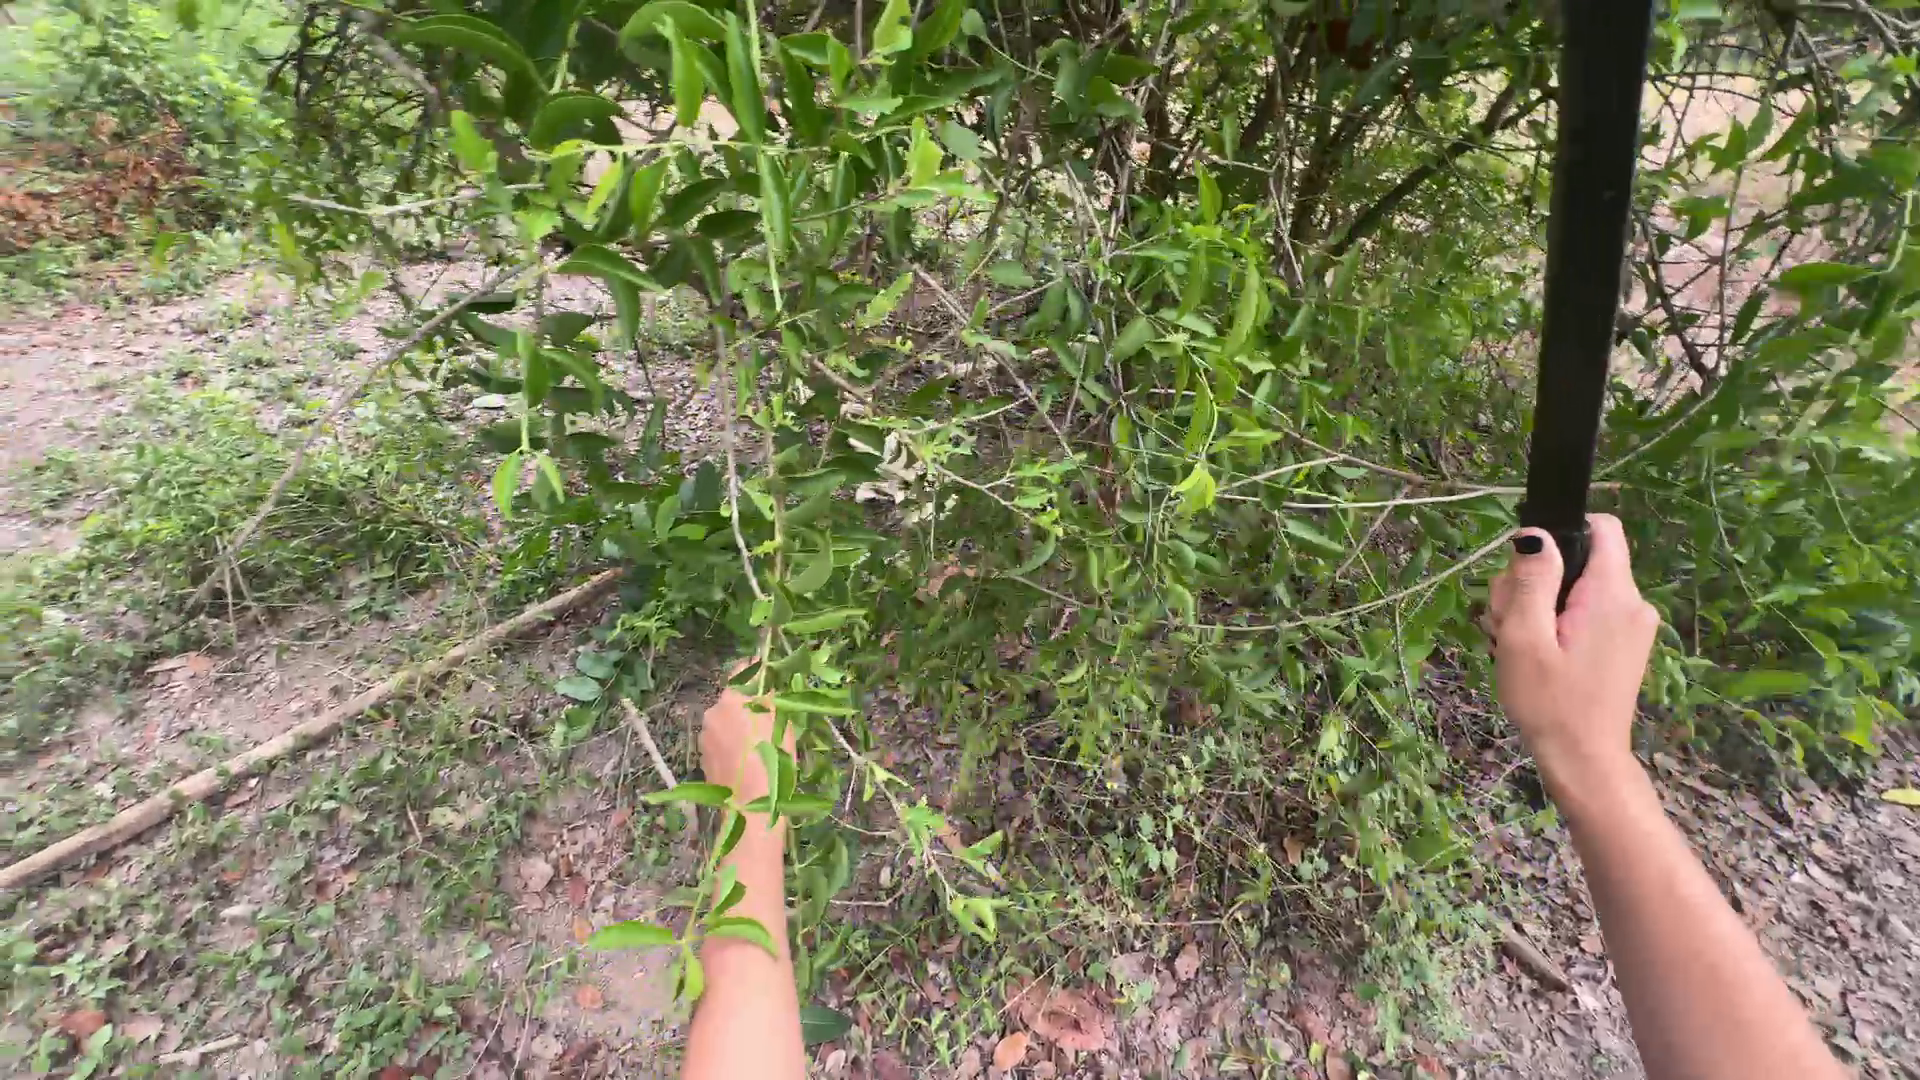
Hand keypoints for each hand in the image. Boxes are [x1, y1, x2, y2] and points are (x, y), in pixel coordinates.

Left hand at [699, 674, 788, 806]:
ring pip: (725, 723)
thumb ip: (772, 697)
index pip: (740, 673)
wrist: (752, 805)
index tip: (768, 673)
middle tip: (770, 714)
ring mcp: (705, 739)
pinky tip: (747, 759)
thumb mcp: (781, 722)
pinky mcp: (704, 761)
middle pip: (732, 700)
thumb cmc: (772, 757)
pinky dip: (732, 745)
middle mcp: (712, 715)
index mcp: (730, 700)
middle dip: (749, 703)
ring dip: (739, 726)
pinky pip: (720, 743)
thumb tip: (768, 682)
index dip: (755, 671)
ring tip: (760, 741)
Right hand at [1489, 514, 1660, 803]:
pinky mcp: (1619, 642)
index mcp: (1612, 596)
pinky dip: (1548, 623)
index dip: (1558, 532)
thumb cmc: (1548, 699)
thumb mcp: (1525, 637)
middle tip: (1507, 622)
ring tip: (1515, 643)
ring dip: (1532, 606)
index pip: (1601, 529)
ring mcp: (1628, 624)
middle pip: (1575, 560)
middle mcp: (1631, 602)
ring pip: (1570, 587)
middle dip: (1529, 581)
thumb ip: (1530, 581)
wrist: (1581, 757)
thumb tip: (1533, 534)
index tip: (1522, 565)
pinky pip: (1578, 611)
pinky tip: (1530, 651)